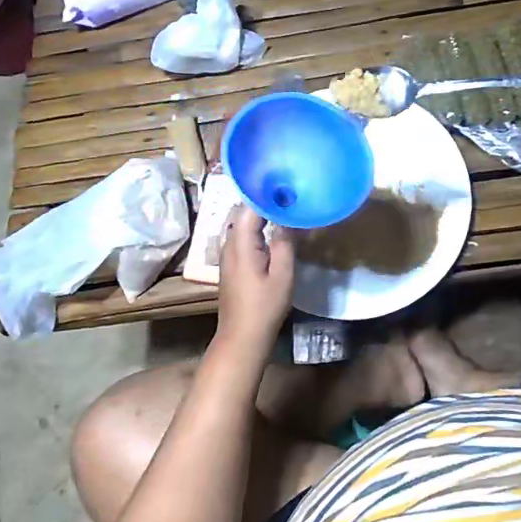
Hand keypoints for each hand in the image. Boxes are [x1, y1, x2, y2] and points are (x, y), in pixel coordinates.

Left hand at [215, 206, 293, 351]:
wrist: (242, 337)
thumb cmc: (263, 307)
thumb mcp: (282, 274)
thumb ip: (285, 242)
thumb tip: (289, 217)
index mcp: (240, 242)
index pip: (251, 206)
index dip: (268, 193)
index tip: (288, 184)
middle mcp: (229, 242)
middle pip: (245, 212)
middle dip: (267, 201)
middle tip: (292, 193)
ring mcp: (228, 253)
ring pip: (244, 224)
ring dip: (263, 215)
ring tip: (288, 207)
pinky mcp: (232, 263)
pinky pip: (244, 236)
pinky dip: (259, 229)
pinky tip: (276, 231)